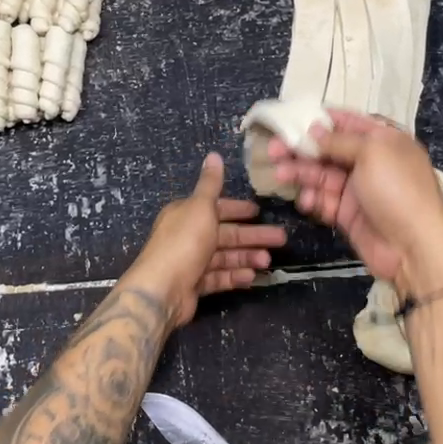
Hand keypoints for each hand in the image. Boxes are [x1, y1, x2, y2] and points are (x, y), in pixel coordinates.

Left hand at [122, 153, 288, 329]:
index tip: (259, 212)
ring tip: (268, 261)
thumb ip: (211, 184)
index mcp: (186, 213)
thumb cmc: (184, 243)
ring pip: (224, 256)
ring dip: (246, 257)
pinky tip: (252, 277)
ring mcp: (191, 261)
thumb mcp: (200, 207)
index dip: (238, 209)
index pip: (217, 208)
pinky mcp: (194, 284)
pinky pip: (219, 277)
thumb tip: (213, 154)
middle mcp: (187, 235)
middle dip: (252, 235)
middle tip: (281, 239)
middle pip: (225, 233)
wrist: (161, 289)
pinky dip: (235, 276)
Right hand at [267, 111, 442, 285]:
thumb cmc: (398, 189)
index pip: (347, 122)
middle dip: (300, 148)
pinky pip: (324, 201)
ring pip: (321, 175)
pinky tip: (305, 200)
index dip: (319, 119)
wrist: (415, 247)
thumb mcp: (372, 152)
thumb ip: (339, 141)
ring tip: (280, 175)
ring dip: (300, 173)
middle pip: (327, 149)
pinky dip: (312, 199)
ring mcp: (357, 189)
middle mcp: (369, 161)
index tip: (290, 119)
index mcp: (382, 139)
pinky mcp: (347, 214)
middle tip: (273, 150)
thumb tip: (313, 130)